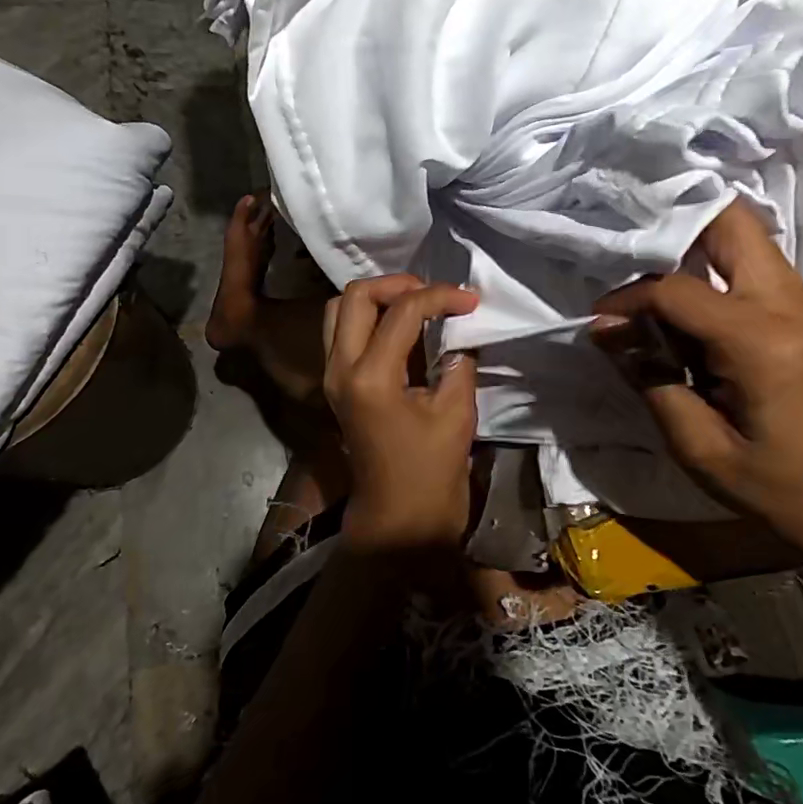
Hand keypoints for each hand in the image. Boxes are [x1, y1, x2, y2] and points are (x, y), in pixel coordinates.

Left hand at [322, 274, 480, 551]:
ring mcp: (331, 377)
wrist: (400, 518)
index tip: (471, 300)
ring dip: (377, 298)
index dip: (440, 296)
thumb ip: (458, 362)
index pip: (401, 311)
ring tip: (416, 304)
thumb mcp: (456, 413)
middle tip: (434, 294)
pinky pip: (343, 333)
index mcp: (370, 377)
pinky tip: (403, 326)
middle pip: (354, 296)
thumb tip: (459, 332)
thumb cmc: (432, 472)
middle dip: (398, 285)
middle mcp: (340, 369)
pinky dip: (369, 318)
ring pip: (339, 310)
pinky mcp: (336, 385)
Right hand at [593, 199, 802, 581]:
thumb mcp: (700, 447)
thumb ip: (650, 379)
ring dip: (695, 248)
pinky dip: (715, 269)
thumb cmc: (780, 490)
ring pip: (746, 237)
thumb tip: (605, 332)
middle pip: (731, 222)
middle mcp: (791, 303)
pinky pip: (756, 265)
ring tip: (652, 287)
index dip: (629, 300)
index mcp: (762, 341)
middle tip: (631, 263)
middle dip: (674, 227)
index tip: (601, 321)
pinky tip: (689, 309)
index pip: (677, 289)